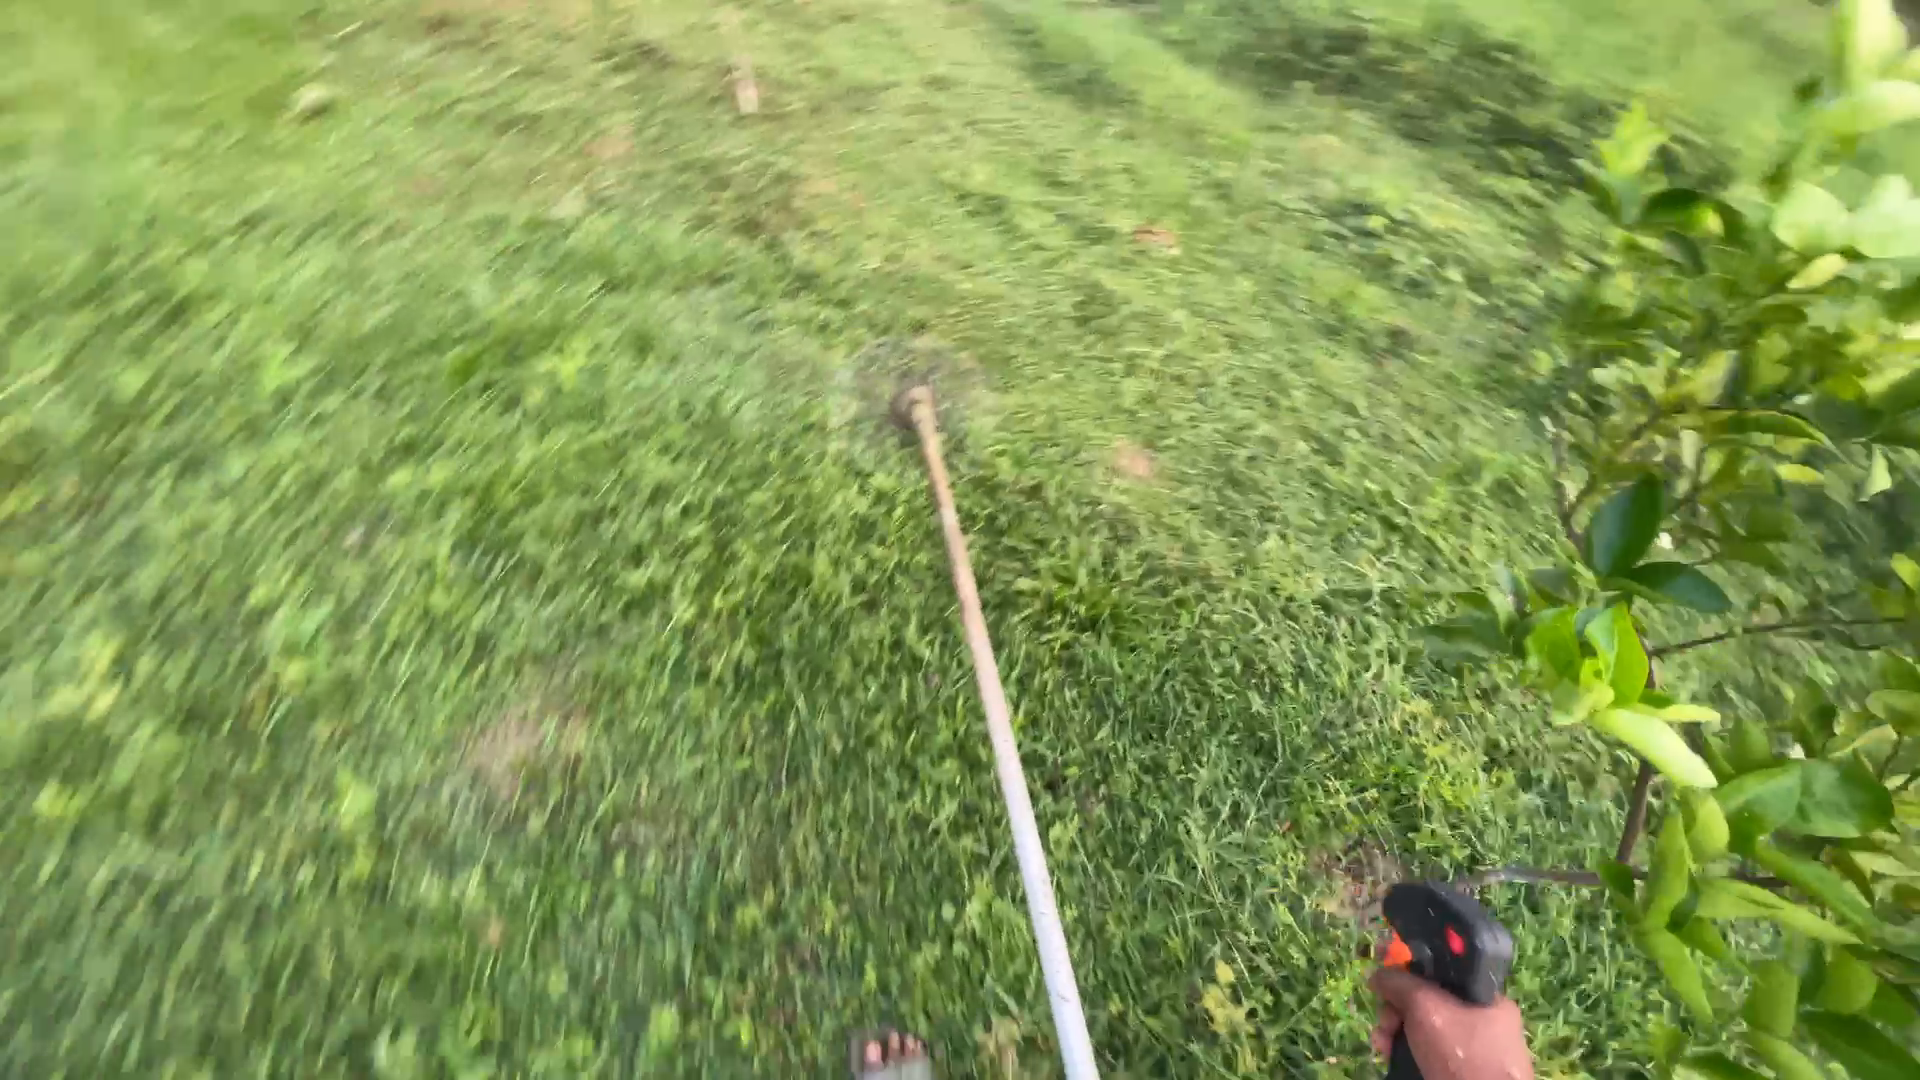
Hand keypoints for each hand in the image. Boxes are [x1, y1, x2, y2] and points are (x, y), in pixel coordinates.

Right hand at [1369, 966, 1533, 1079]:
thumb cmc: (1462, 1053)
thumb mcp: (1424, 1005)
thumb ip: (1397, 981)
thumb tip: (1376, 976)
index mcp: (1486, 996)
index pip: (1437, 968)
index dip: (1405, 967)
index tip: (1382, 976)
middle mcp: (1482, 1017)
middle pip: (1424, 997)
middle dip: (1394, 1008)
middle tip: (1384, 1023)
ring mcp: (1473, 1046)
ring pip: (1421, 1024)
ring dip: (1394, 1029)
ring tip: (1383, 1045)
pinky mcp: (1461, 1068)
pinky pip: (1426, 1046)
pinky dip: (1405, 1047)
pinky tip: (1391, 1054)